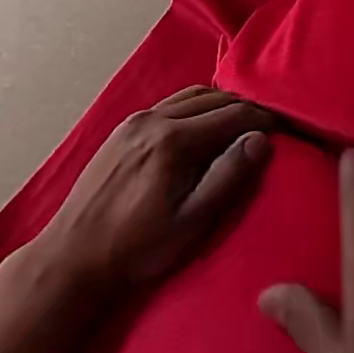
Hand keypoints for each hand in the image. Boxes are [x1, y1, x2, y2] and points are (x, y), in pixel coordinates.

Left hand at [35, 86, 273, 295]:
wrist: (73, 256)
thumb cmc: (138, 247)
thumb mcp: (191, 221)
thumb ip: (227, 176)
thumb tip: (260, 140)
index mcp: (174, 140)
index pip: (233, 114)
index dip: (262, 121)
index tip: (280, 134)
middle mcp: (154, 119)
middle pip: (214, 98)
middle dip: (244, 109)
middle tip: (264, 129)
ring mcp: (134, 121)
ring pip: (191, 96)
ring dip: (220, 105)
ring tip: (239, 126)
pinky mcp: (122, 129)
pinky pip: (170, 104)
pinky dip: (195, 107)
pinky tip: (202, 127)